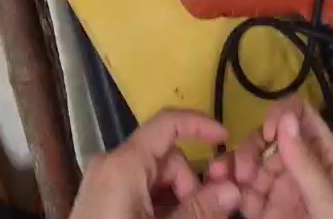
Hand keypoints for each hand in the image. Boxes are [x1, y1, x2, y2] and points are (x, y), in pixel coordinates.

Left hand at [69, 109, 242, 218]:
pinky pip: (138, 191)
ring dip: (175, 199)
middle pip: (164, 157)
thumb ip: (198, 211)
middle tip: (199, 218)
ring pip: (154, 177)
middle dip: (187, 184)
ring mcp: (103, 182)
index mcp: (124, 163)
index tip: (226, 139)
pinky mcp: (100, 201)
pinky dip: (157, 206)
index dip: (199, 125)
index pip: (167, 124)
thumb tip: (232, 189)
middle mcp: (111, 163)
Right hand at [205, 99, 332, 218]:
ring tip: (221, 178)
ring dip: (235, 166)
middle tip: (242, 171)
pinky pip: (246, 192)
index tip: (267, 134)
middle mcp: (300, 166)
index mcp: (324, 155)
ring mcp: (284, 189)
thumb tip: (285, 117)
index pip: (301, 116)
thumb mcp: (332, 205)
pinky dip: (232, 188)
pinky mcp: (268, 211)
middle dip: (251, 147)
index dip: (281, 115)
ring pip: (253, 162)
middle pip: (269, 138)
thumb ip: (307, 165)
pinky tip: (224, 192)